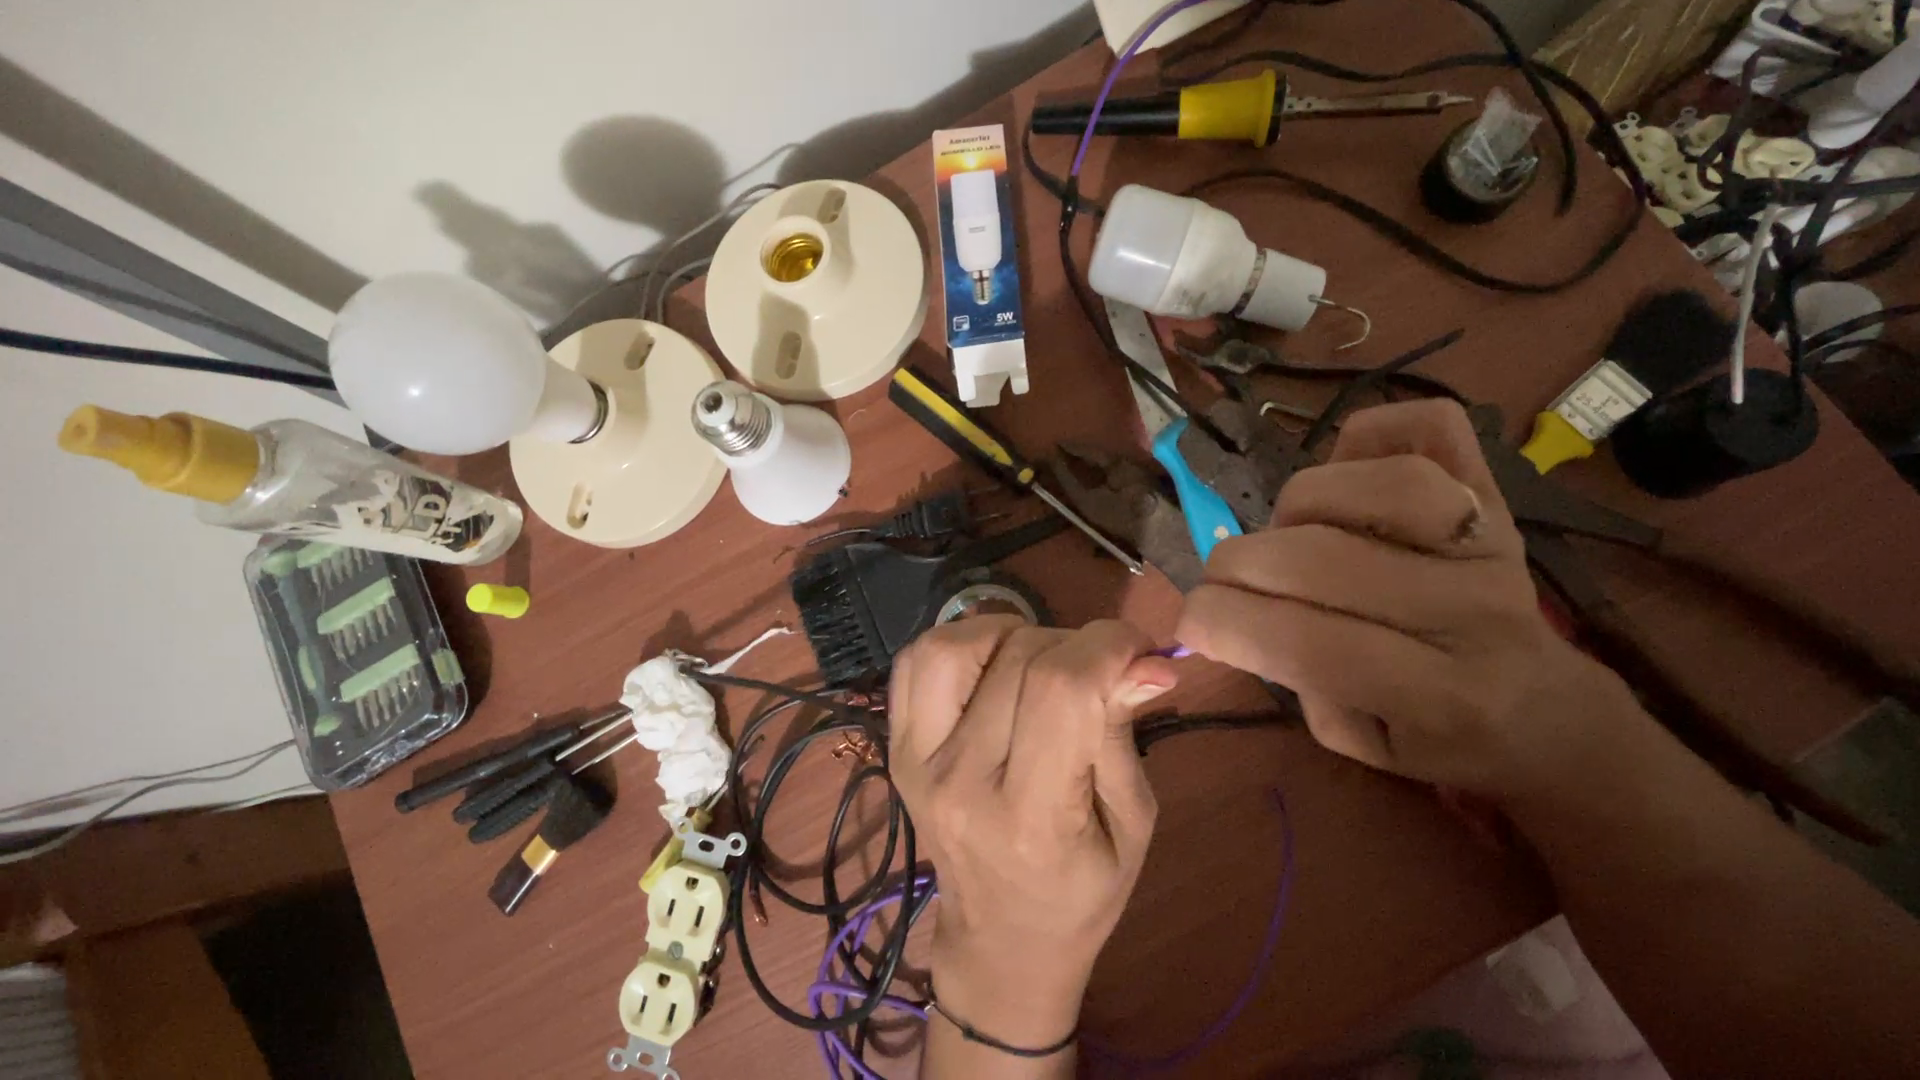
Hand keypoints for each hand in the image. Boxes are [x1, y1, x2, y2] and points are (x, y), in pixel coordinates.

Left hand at [888, 617, 1176, 1047]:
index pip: (1060, 691)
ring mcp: (916, 761)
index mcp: (1030, 817)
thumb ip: (1122, 735)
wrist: (1001, 939)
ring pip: (953, 646)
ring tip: (1043, 662)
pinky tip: (996, 665)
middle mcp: (960, 782)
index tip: (1139, 648)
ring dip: (1011, 633)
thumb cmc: (1081, 892)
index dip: (1107, 646)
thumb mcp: (1132, 825)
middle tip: (1099, 669)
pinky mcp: (896, 747)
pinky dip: (962, 642)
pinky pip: (916, 660)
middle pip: (1016, 658)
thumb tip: (1145, 660)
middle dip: (1074, 643)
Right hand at [1176, 400, 1638, 802]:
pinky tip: (1341, 473)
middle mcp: (1475, 610)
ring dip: (1300, 504)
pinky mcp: (1494, 492)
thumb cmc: (1436, 736)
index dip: (1225, 622)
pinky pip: (1431, 429)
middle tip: (1222, 582)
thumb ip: (1292, 679)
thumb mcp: (1357, 742)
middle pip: (1326, 559)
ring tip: (1287, 533)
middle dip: (1237, 567)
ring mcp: (1490, 540)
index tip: (1190, 620)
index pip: (1311, 643)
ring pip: (1383, 484)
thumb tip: (1227, 607)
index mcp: (1441, 694)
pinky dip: (1368, 434)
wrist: (1543, 710)